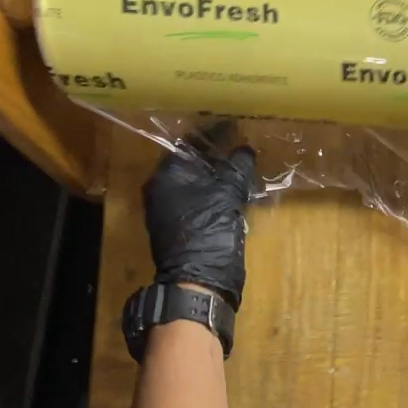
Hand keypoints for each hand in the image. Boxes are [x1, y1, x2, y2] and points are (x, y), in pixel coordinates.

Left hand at [144, 145, 254, 309]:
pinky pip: (202, 201)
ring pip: (198, 184)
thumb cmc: (209, 232)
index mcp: (166, 177)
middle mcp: (162, 190)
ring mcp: (172, 211)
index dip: (213, 134)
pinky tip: (237, 193)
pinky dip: (218, 195)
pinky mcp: (184, 228)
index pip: (189, 144)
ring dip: (219, 176)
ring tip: (243, 168)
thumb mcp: (227, 195)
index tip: (234, 125)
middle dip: (217, 155)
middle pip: (192, 164)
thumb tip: (245, 150)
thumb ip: (236, 169)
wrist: (200, 281)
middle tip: (241, 145)